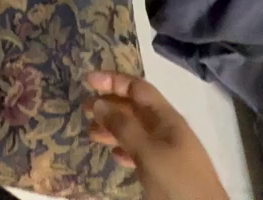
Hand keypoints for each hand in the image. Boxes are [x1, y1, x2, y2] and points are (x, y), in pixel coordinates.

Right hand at [86, 71, 228, 199]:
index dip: (112, 80)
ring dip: (114, 128)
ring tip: (92, 133)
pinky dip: (126, 149)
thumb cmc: (177, 181)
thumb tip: (97, 102)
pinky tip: (116, 156)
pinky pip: (142, 151)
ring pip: (136, 130)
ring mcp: (170, 151)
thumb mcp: (147, 152)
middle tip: (85, 109)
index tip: (87, 81)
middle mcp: (168, 130)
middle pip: (135, 108)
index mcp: (167, 119)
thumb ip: (123, 126)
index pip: (137, 88)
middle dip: (109, 105)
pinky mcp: (168, 172)